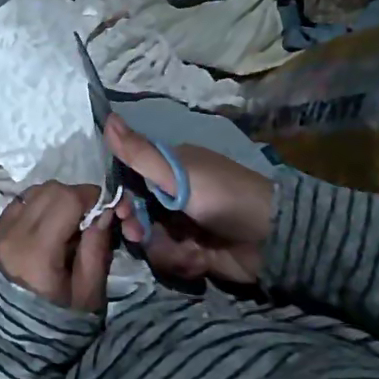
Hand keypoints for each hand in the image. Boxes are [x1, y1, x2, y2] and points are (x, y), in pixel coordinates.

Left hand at [0, 182, 114, 311]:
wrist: (9, 342)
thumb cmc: (56, 323)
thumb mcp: (87, 294)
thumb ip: (97, 249)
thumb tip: (105, 212)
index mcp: (37, 251)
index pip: (68, 199)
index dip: (94, 197)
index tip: (109, 211)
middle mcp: (13, 233)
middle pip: (52, 190)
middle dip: (78, 197)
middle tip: (92, 219)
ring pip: (35, 192)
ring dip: (58, 199)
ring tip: (70, 224)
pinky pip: (20, 203)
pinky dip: (39, 205)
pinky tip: (49, 226)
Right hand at [106, 115, 274, 286]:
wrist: (271, 237)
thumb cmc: (221, 195)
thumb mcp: (176, 173)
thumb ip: (139, 153)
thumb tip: (107, 117)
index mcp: (171, 169)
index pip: (132, 180)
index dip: (122, 196)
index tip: (119, 210)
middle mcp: (176, 195)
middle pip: (139, 214)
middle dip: (138, 228)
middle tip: (142, 235)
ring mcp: (187, 225)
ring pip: (153, 240)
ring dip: (165, 248)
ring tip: (185, 249)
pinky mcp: (197, 252)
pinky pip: (173, 259)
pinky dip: (183, 261)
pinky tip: (199, 259)